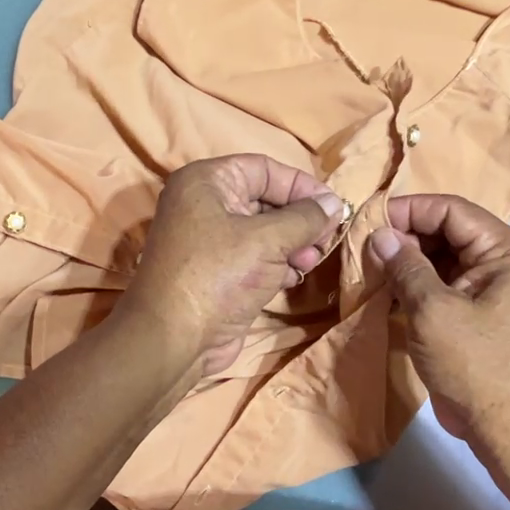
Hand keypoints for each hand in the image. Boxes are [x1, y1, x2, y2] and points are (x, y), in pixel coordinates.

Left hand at [120, 154, 342, 376]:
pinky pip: (255, 257)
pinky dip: (278, 264)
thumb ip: (306, 218)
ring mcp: (208, 241)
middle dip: (300, 220)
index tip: (333, 207)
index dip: (302, 186)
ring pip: (264, 231)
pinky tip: (292, 278)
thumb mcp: (268, 240)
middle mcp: (204, 204)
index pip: (264, 169)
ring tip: (310, 262)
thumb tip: (335, 204)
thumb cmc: (217, 276)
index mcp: (206, 182)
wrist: (173, 340)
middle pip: (266, 200)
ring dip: (293, 245)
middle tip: (325, 241)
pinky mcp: (216, 272)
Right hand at [367, 195, 509, 446]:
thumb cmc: (475, 364)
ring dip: (410, 263)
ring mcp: (496, 289)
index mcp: (508, 251)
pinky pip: (447, 285)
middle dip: (407, 238)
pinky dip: (419, 285)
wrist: (509, 427)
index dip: (409, 211)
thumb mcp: (433, 310)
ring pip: (446, 259)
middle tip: (366, 249)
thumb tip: (380, 235)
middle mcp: (507, 262)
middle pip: (450, 232)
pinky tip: (388, 292)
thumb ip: (405, 266)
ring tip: (372, 269)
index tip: (370, 222)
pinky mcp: (482, 313)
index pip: (453, 210)